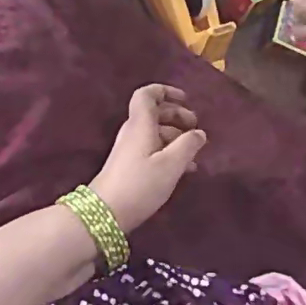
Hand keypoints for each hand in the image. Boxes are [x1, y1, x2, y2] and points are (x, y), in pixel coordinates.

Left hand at [88, 84, 206, 231]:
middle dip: (177, 116)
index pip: (146, 95)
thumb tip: (199, 132)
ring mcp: (130, 150)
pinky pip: (153, 149)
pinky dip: (169, 152)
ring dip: (176, 137)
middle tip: (196, 128)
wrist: (106, 212)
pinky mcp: (130, 166)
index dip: (165, 91)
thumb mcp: (171, 165)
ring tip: (195, 152)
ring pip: (155, 133)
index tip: (185, 100)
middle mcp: (133, 132)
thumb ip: (188, 145)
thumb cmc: (140, 184)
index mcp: (141, 124)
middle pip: (154, 113)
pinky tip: (185, 168)